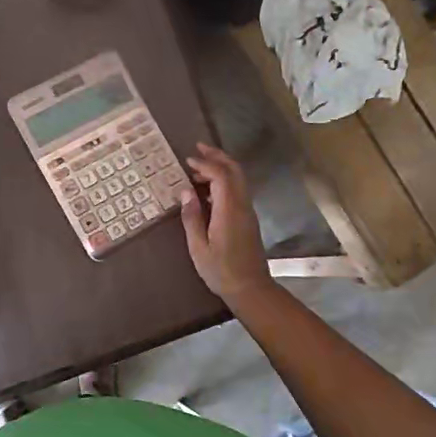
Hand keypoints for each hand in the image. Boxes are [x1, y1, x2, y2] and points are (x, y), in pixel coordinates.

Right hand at [179, 143, 273, 304]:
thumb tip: (186, 191)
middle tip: (198, 148)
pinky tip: (207, 189)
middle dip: (217, 156)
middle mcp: (242, 206)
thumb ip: (192, 217)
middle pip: (235, 171)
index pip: (221, 176)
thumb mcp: (198, 247)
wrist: (250, 288)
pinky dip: (223, 181)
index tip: (188, 160)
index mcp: (229, 211)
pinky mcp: (247, 218)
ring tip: (198, 167)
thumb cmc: (220, 271)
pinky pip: (237, 191)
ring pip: (238, 179)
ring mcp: (247, 211)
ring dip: (221, 168)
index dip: (205, 164)